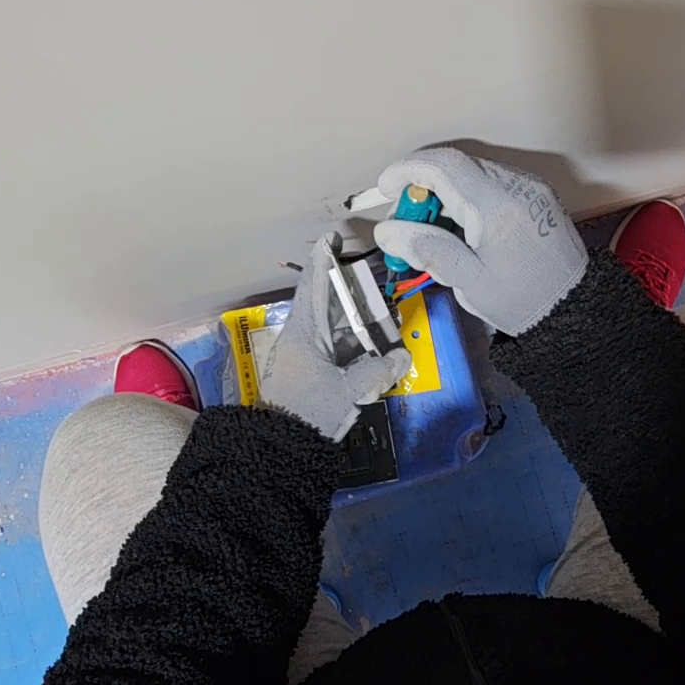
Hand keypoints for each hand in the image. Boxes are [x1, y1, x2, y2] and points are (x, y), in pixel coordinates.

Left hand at [258, 232, 413, 439]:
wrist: (282, 448)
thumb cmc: (307, 411)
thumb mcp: (346, 389)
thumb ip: (376, 370)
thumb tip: (401, 357)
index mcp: (303, 333)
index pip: (312, 286)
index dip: (323, 259)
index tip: (333, 237)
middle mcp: (303, 339)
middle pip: (330, 304)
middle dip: (354, 291)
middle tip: (377, 278)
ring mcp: (308, 357)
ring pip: (338, 328)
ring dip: (361, 322)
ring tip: (385, 314)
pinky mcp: (315, 374)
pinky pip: (340, 350)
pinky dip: (359, 345)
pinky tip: (379, 346)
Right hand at [373, 146, 587, 334]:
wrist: (574, 309)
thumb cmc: (524, 300)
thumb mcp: (468, 281)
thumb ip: (428, 249)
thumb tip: (389, 232)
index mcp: (497, 206)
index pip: (444, 166)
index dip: (408, 170)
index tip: (386, 188)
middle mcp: (516, 187)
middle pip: (456, 168)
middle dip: (423, 189)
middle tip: (405, 223)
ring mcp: (529, 189)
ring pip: (473, 175)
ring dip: (444, 195)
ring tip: (431, 233)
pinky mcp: (535, 198)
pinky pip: (491, 185)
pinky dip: (467, 199)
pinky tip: (458, 230)